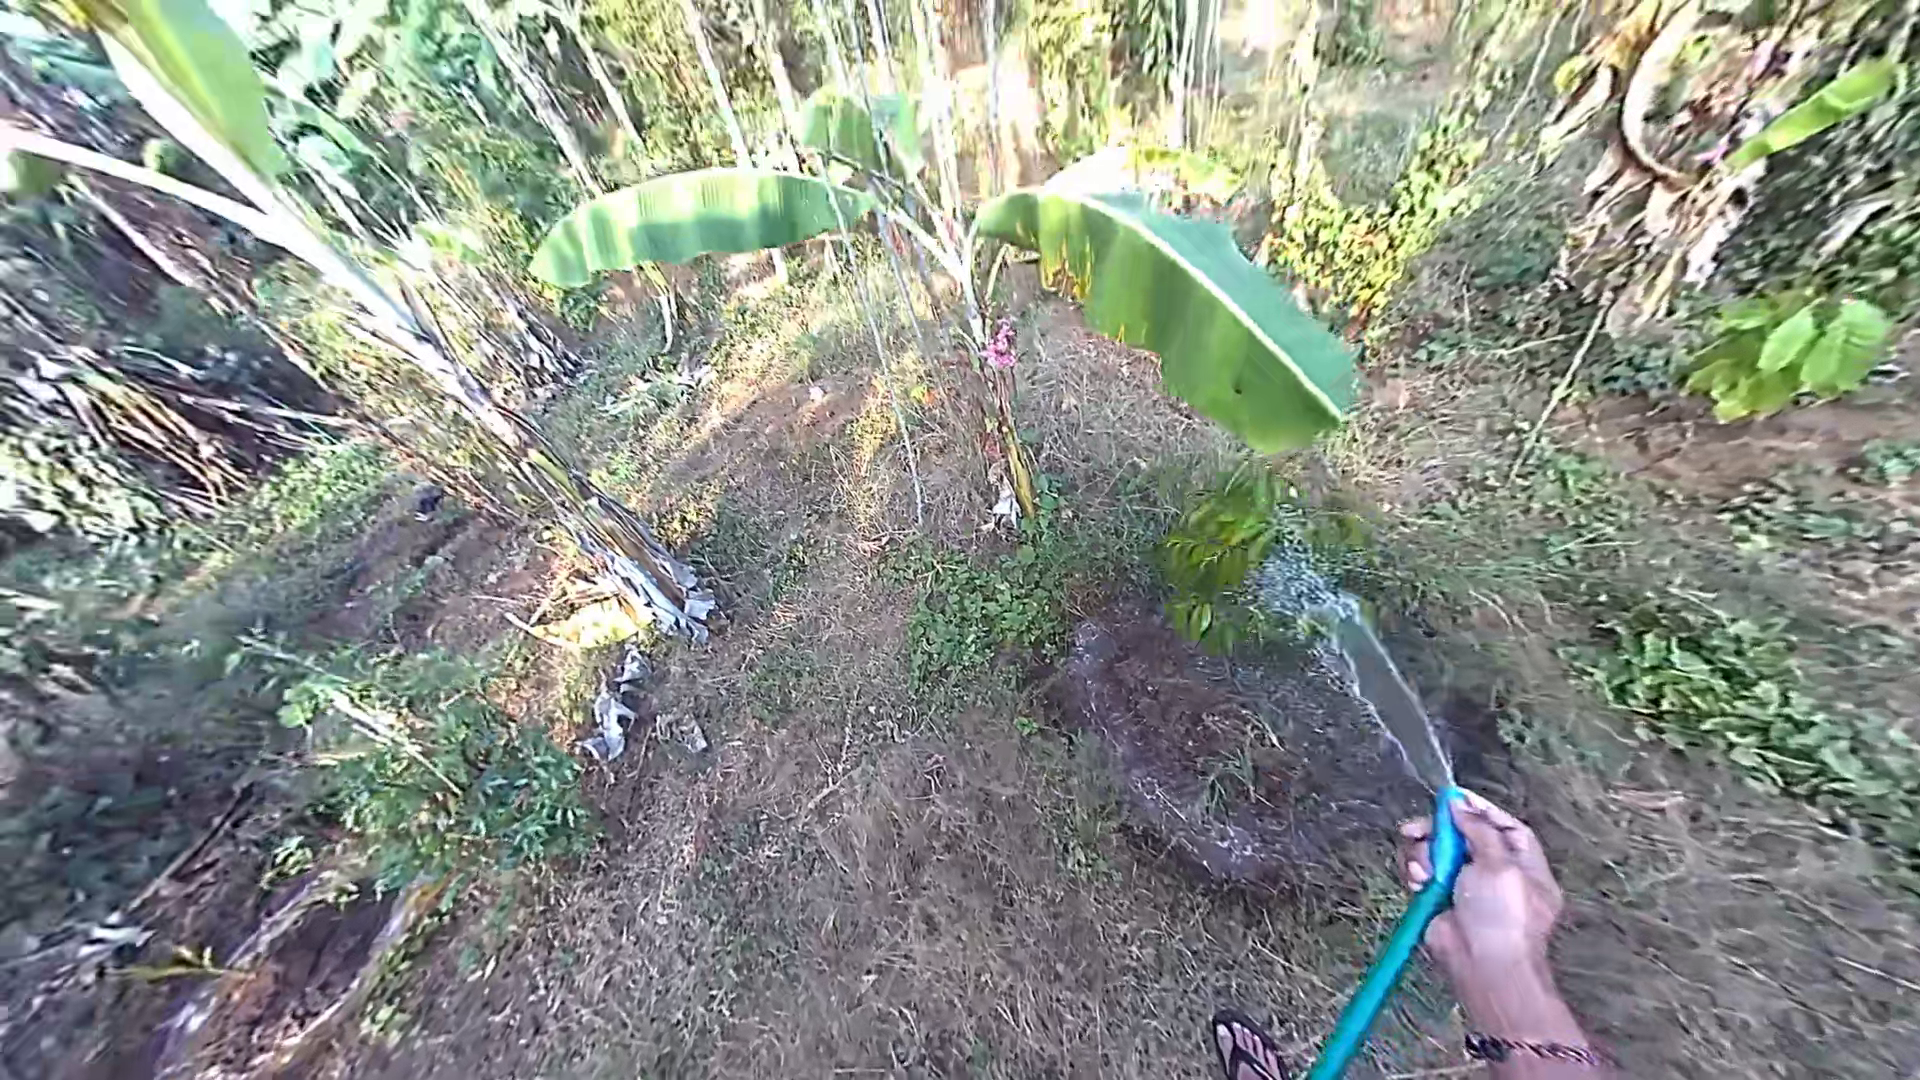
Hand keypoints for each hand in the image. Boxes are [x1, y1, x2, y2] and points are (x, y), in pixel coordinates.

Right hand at [1398, 789, 1562, 987]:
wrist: (1481, 962)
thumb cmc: (1501, 914)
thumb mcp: (1498, 866)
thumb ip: (1478, 830)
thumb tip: (1458, 802)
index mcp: (1523, 868)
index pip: (1506, 828)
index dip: (1481, 809)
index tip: (1453, 796)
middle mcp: (1493, 873)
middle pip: (1460, 834)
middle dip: (1436, 830)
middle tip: (1415, 828)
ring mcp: (1464, 884)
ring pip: (1433, 849)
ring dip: (1423, 854)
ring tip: (1424, 871)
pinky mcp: (1438, 894)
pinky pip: (1419, 868)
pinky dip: (1415, 871)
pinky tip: (1419, 882)